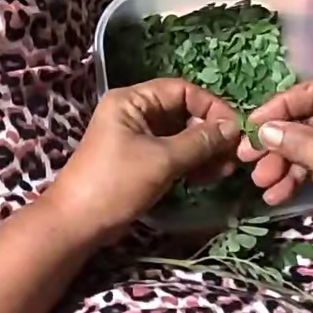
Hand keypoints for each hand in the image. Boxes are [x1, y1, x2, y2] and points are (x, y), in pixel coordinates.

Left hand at [41, 79, 240, 236]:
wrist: (78, 222)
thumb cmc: (116, 183)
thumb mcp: (161, 159)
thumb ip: (199, 141)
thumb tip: (233, 128)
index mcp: (131, 100)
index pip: (180, 90)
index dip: (210, 106)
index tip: (235, 129)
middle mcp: (134, 113)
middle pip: (182, 112)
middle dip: (209, 131)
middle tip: (234, 155)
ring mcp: (136, 137)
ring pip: (180, 135)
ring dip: (204, 150)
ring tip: (225, 169)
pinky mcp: (140, 160)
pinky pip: (172, 153)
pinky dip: (191, 162)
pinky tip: (209, 176)